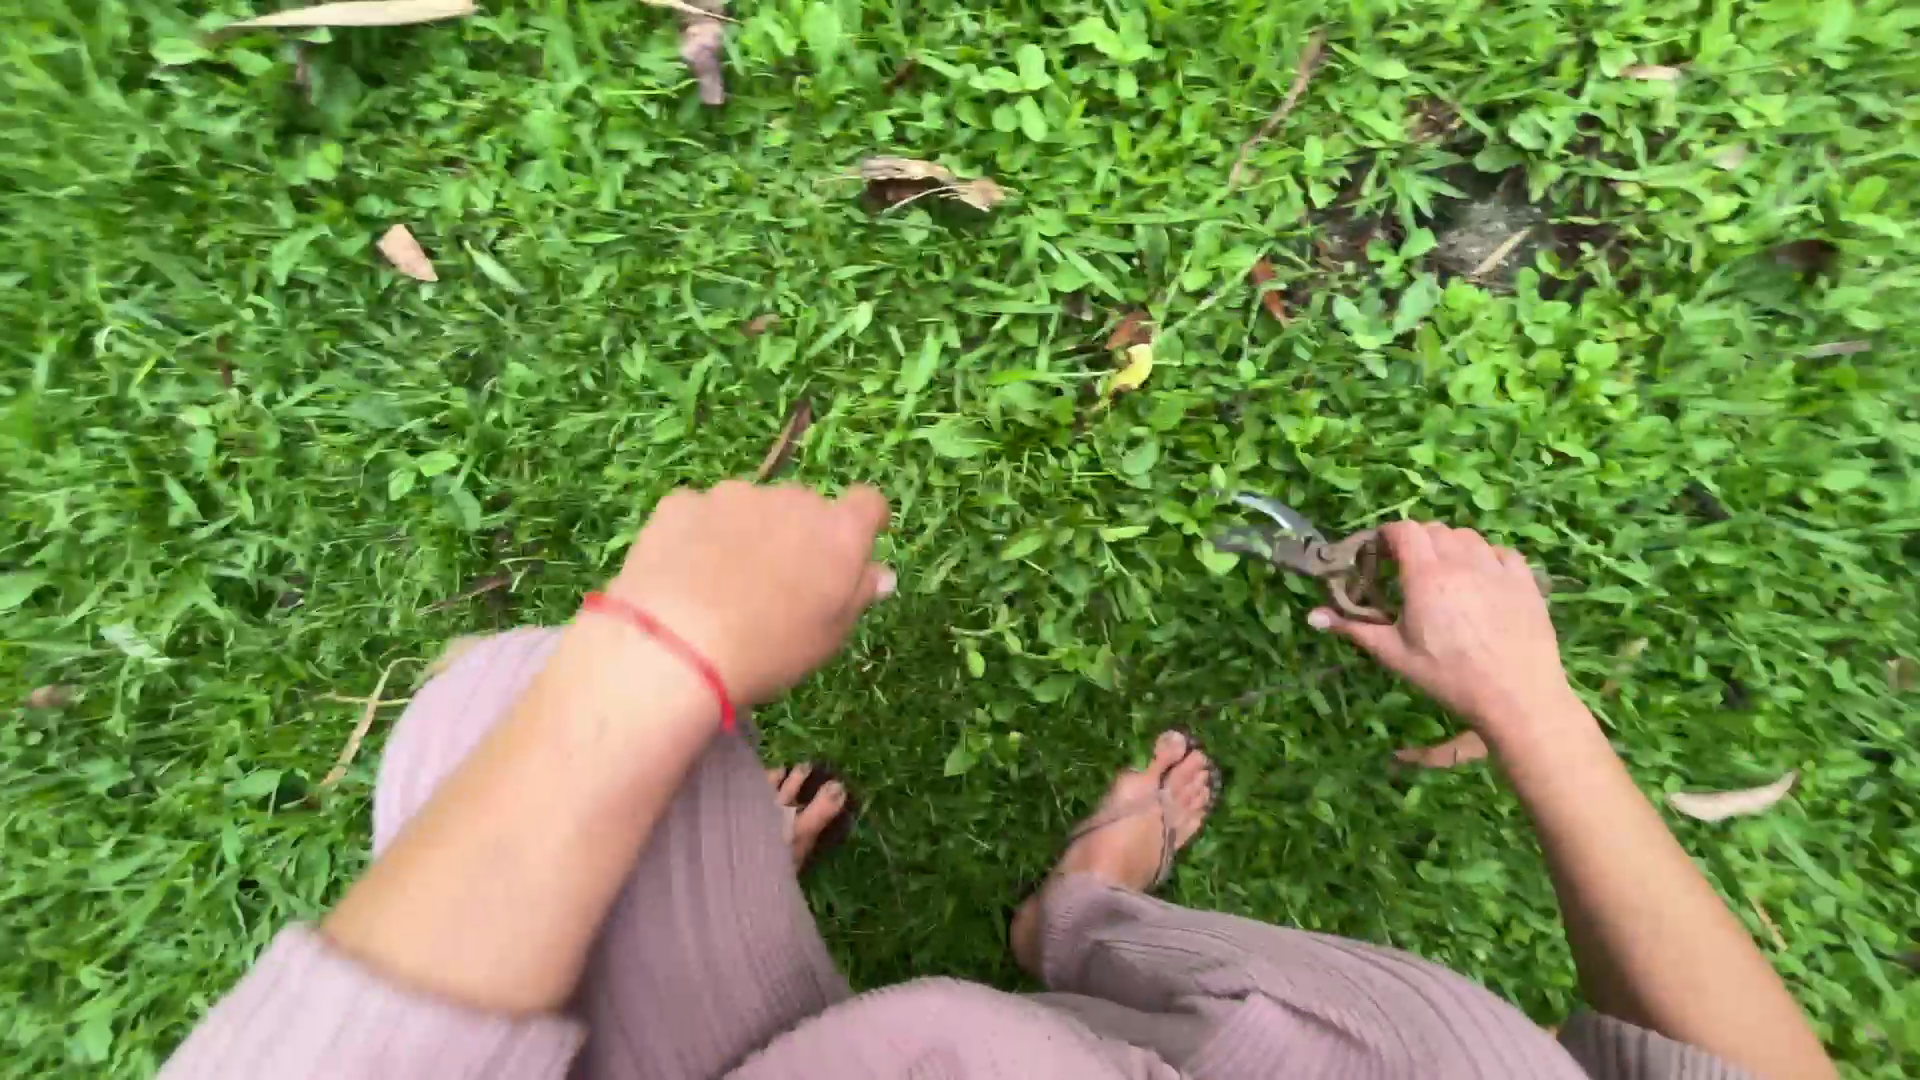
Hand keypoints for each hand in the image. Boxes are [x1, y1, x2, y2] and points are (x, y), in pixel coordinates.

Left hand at [605, 481, 892, 703]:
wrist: (674, 649)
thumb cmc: (770, 649)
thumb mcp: (829, 634)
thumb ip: (859, 594)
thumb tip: (880, 573)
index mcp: (839, 531)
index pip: (869, 504)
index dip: (864, 524)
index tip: (851, 552)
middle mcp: (793, 499)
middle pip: (807, 506)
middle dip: (801, 534)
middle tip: (782, 583)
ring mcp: (734, 495)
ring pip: (753, 508)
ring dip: (751, 531)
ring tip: (724, 583)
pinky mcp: (683, 503)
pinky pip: (704, 513)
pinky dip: (702, 534)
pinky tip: (686, 575)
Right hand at [1310, 521, 1578, 739]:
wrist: (1517, 697)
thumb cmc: (1447, 676)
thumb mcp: (1393, 654)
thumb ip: (1353, 628)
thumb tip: (1311, 616)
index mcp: (1426, 576)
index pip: (1404, 530)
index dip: (1388, 535)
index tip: (1379, 554)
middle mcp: (1462, 563)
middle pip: (1434, 529)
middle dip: (1415, 541)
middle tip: (1404, 567)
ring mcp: (1498, 570)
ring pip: (1468, 537)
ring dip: (1448, 545)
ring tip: (1441, 571)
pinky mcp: (1526, 582)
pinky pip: (1501, 552)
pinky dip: (1485, 556)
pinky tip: (1479, 577)